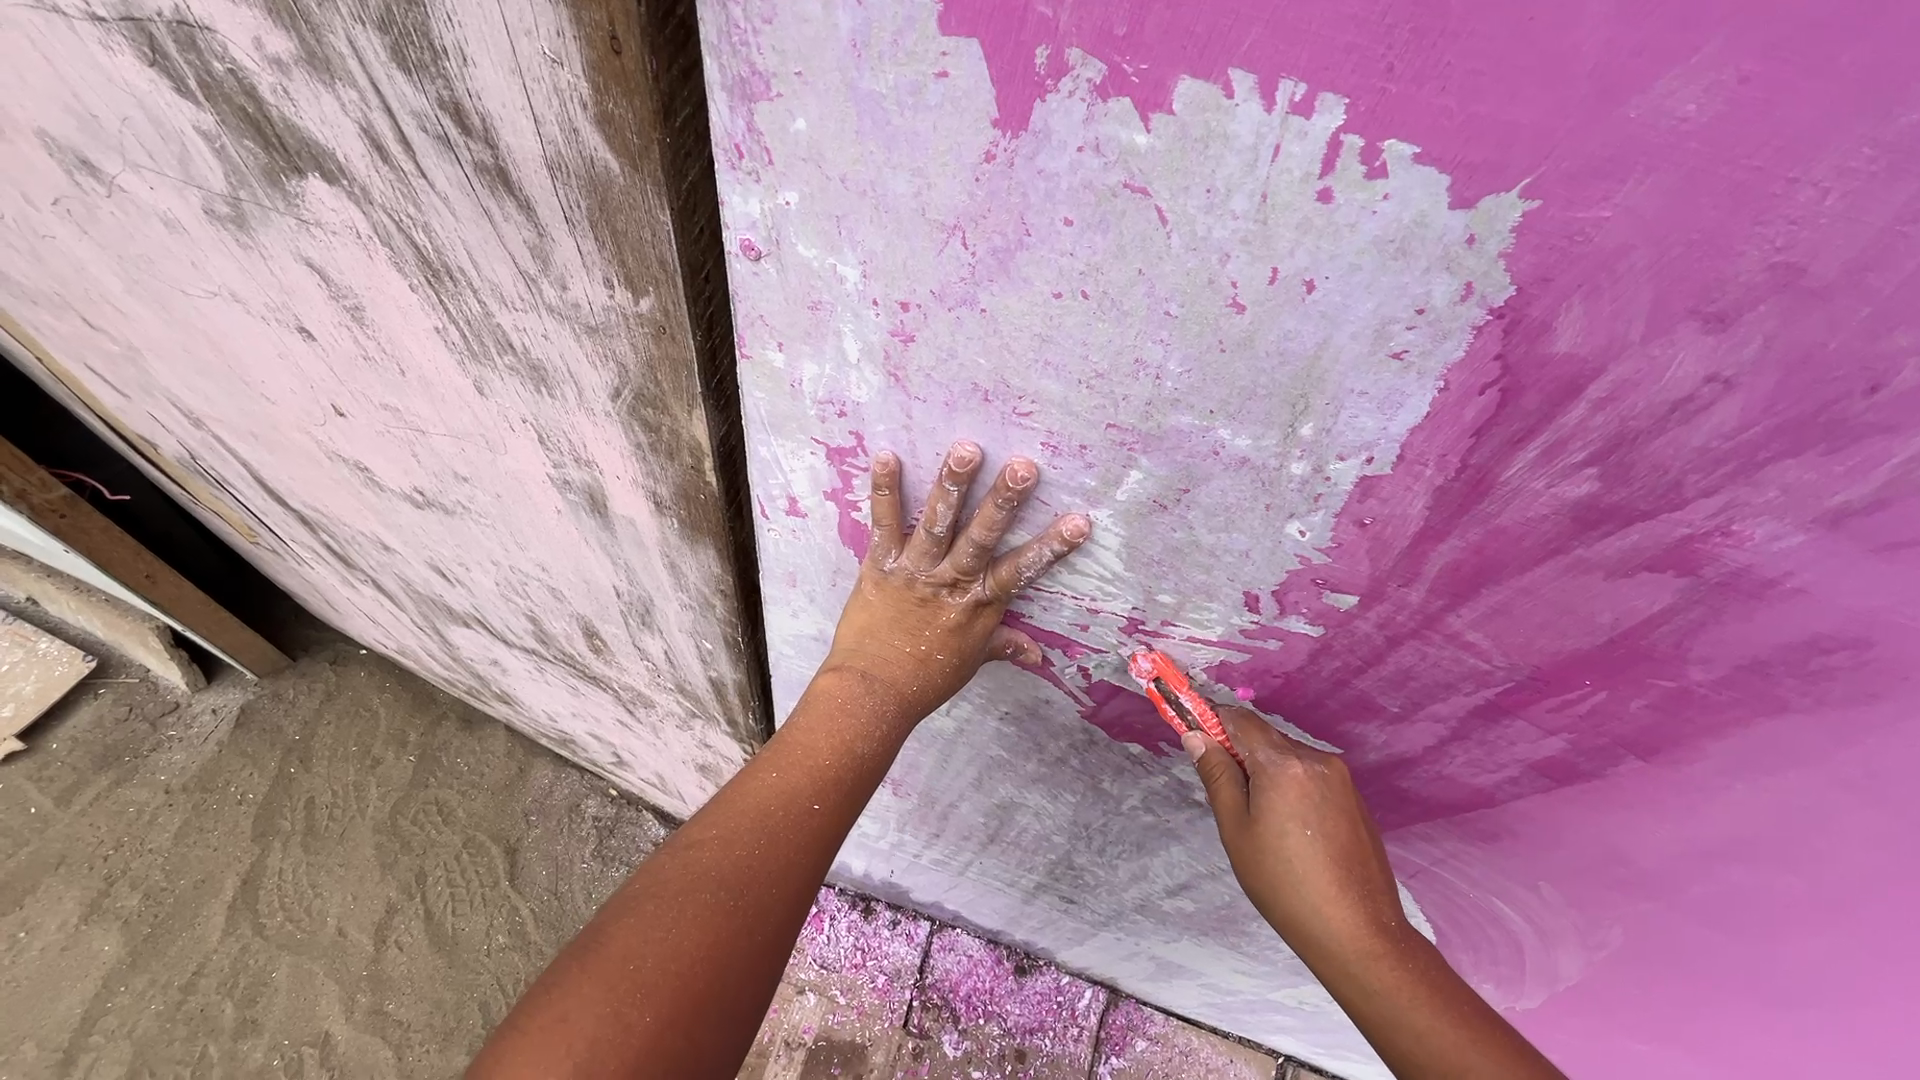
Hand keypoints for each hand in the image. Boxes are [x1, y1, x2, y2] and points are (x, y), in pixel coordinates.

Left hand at [819, 440, 1090, 724]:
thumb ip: (1003, 646)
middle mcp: (951, 582)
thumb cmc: (924, 680)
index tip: (1079, 520)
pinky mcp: (881, 565)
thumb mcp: (970, 662)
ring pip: (938, 522)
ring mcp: (916, 570)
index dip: (1051, 546)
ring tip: (966, 448)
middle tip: (1022, 466)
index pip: (1022, 570)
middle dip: (1003, 500)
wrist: (872, 694)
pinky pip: (884, 523)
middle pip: (982, 537)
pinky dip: (885, 490)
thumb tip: (1038, 655)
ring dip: (953, 484)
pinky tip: (887, 455)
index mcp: (978, 604)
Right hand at [1185, 707, 1414, 961]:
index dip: (1212, 719)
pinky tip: (1290, 828)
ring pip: (1289, 757)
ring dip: (1266, 770)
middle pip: (1266, 737)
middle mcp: (1316, 759)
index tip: (1193, 734)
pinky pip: (1312, 776)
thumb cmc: (1283, 884)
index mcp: (1283, 763)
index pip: (1240, 718)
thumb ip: (1217, 776)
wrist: (1358, 933)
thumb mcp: (1236, 830)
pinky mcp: (1355, 800)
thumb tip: (1197, 736)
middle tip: (1226, 792)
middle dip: (1240, 750)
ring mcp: (1341, 779)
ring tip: (1261, 820)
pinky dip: (1291, 786)